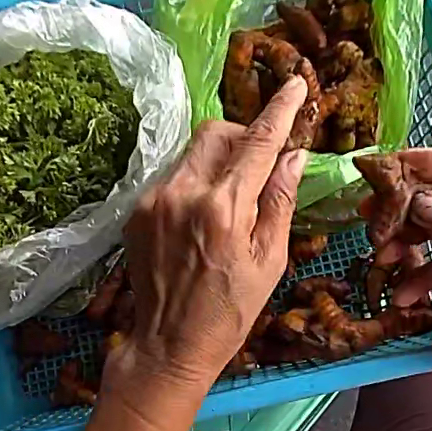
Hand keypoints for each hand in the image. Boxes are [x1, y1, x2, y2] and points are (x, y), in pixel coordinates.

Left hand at [106, 77, 308, 398]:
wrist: (169, 345)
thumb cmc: (232, 311)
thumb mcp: (270, 262)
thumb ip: (280, 203)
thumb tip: (294, 156)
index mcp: (224, 209)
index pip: (258, 143)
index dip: (280, 111)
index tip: (295, 85)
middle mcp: (183, 193)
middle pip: (217, 132)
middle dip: (246, 136)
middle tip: (265, 165)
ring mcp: (153, 199)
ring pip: (194, 151)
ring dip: (222, 158)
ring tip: (236, 196)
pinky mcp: (137, 208)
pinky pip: (175, 174)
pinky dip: (199, 179)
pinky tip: (207, 214)